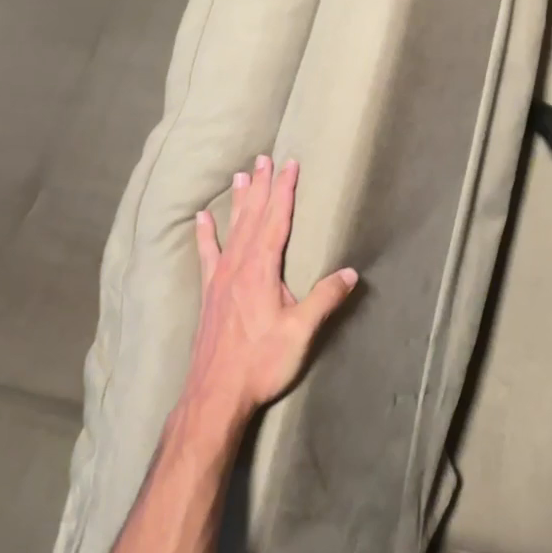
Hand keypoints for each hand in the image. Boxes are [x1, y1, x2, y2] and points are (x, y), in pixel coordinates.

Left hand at [182, 155, 357, 423]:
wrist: (215, 394)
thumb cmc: (261, 362)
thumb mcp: (301, 332)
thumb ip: (325, 299)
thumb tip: (351, 273)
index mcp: (261, 270)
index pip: (276, 221)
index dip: (285, 191)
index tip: (291, 165)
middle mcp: (238, 267)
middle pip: (253, 217)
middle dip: (262, 187)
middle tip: (264, 158)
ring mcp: (220, 279)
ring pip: (232, 230)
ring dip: (239, 202)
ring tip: (241, 175)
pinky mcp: (210, 294)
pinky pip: (207, 255)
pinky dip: (205, 235)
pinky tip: (200, 220)